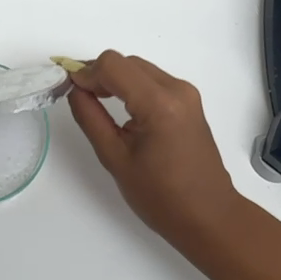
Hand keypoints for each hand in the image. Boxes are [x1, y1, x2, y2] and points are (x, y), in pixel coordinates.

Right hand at [64, 51, 241, 249]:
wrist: (210, 217)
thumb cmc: (161, 197)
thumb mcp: (115, 158)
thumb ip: (90, 117)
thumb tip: (74, 89)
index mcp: (159, 104)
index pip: (113, 65)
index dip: (86, 72)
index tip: (70, 89)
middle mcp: (177, 89)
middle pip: (126, 62)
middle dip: (99, 74)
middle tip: (80, 96)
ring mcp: (186, 93)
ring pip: (139, 68)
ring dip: (115, 78)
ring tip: (96, 101)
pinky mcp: (189, 101)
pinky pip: (152, 80)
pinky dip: (131, 85)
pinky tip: (121, 106)